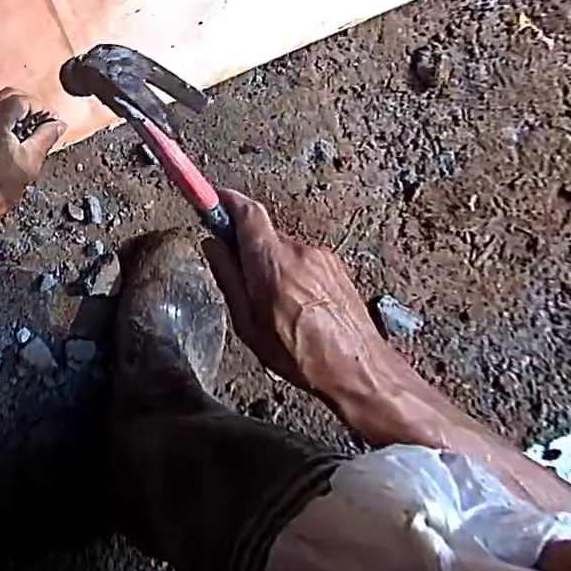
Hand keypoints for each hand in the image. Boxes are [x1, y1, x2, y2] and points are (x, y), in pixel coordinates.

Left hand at [0, 88, 64, 224]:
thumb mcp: (30, 162)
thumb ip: (46, 137)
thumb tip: (58, 124)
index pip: (23, 99)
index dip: (42, 110)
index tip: (50, 124)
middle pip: (7, 97)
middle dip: (27, 109)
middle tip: (40, 127)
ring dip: (10, 115)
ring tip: (23, 136)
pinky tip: (5, 142)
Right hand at [201, 189, 408, 408]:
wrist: (361, 372)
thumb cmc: (300, 356)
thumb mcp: (247, 324)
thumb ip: (228, 278)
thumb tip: (212, 245)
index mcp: (272, 264)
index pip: (247, 213)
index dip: (225, 200)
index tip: (209, 198)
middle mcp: (298, 252)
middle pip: (262, 233)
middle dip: (245, 248)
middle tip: (238, 279)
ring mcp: (321, 258)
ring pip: (282, 249)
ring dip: (269, 266)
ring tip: (272, 306)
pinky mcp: (336, 267)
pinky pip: (302, 260)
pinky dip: (290, 274)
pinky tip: (295, 307)